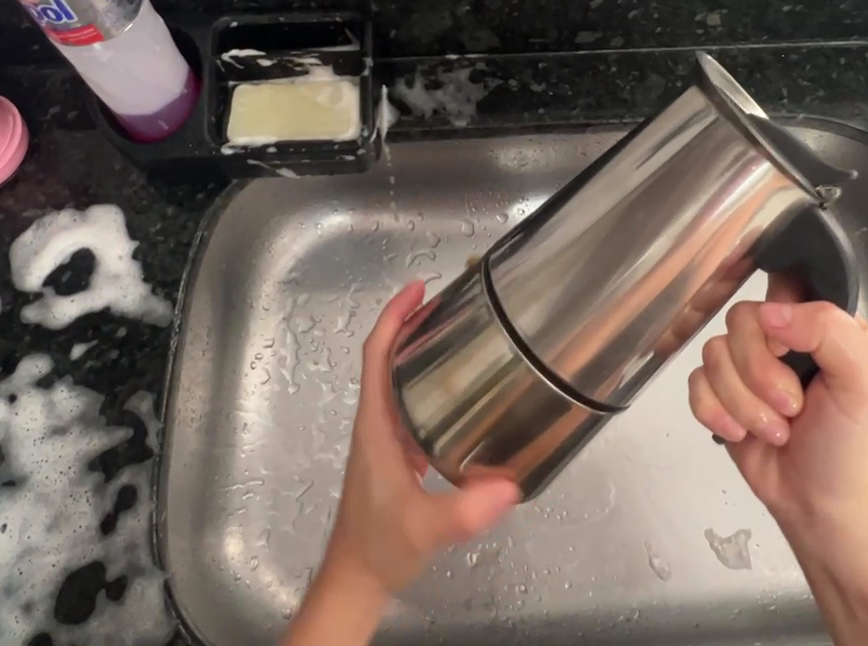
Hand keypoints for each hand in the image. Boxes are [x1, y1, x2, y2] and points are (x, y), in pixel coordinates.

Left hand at [320, 280, 520, 598]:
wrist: (358, 577)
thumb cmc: (379, 546)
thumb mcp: (424, 527)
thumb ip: (463, 511)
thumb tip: (509, 487)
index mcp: (376, 424)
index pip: (377, 355)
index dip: (394, 317)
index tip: (418, 289)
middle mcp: (377, 421)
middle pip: (386, 357)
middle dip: (411, 322)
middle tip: (449, 302)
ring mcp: (384, 436)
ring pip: (397, 377)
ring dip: (418, 348)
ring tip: (456, 331)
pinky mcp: (396, 451)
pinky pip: (409, 400)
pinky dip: (427, 380)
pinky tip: (457, 389)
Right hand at [686, 275, 867, 546]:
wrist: (821, 507)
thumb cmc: (850, 445)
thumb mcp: (866, 382)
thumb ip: (829, 331)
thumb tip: (769, 313)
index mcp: (816, 323)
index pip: (781, 282)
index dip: (775, 312)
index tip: (784, 346)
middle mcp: (778, 337)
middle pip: (739, 320)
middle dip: (759, 373)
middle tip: (790, 408)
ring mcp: (744, 364)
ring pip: (712, 353)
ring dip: (742, 402)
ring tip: (775, 431)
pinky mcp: (718, 393)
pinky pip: (694, 382)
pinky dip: (714, 411)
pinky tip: (737, 433)